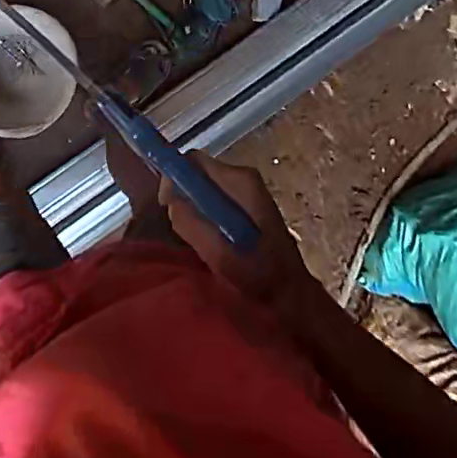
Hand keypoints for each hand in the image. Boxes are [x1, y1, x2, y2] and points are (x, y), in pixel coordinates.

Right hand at [158, 152, 318, 312]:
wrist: (291, 296)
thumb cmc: (259, 276)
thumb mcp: (221, 255)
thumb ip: (192, 225)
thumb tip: (170, 202)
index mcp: (240, 182)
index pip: (194, 161)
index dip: (174, 177)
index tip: (165, 204)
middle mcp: (244, 178)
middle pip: (198, 171)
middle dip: (181, 193)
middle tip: (176, 224)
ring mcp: (246, 191)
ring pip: (204, 186)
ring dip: (192, 206)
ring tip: (192, 235)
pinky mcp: (246, 204)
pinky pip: (213, 198)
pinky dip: (203, 213)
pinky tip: (206, 238)